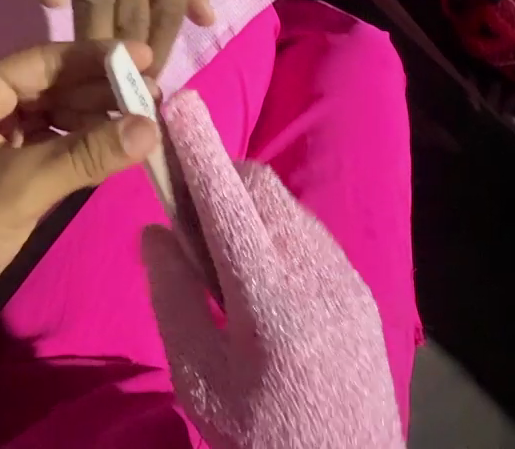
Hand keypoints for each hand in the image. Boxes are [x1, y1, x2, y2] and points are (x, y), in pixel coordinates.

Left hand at [0, 40, 162, 344]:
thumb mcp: (23, 186)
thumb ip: (86, 153)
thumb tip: (151, 125)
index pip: (42, 61)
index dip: (96, 57)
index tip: (148, 56)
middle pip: (46, 86)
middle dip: (97, 91)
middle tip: (155, 96)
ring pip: (45, 117)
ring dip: (89, 119)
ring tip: (142, 122)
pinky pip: (39, 145)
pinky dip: (72, 147)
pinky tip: (108, 148)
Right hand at [144, 90, 401, 448]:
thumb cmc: (261, 434)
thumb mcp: (198, 377)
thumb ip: (172, 295)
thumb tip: (157, 230)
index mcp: (268, 298)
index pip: (225, 200)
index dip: (197, 146)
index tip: (177, 99)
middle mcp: (314, 272)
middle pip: (258, 185)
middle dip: (217, 177)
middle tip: (188, 220)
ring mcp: (344, 277)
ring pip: (282, 203)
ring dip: (243, 204)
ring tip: (224, 259)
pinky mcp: (357, 287)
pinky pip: (304, 230)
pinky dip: (270, 229)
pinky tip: (260, 278)